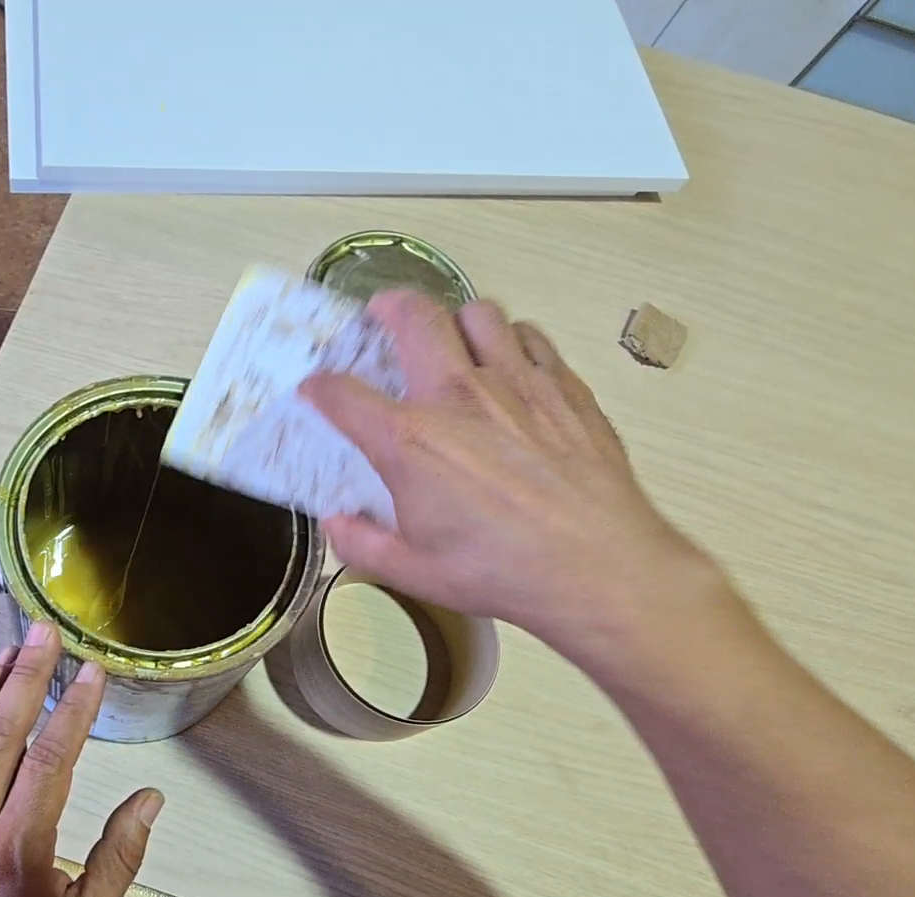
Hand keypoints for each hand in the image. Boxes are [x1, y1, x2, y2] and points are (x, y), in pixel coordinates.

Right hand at [302, 292, 724, 661]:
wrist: (598, 568)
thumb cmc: (498, 571)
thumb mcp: (411, 571)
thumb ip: (360, 543)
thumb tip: (337, 523)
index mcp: (409, 442)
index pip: (345, 395)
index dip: (321, 387)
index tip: (316, 389)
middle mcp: (458, 396)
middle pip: (415, 318)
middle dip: (388, 307)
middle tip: (381, 314)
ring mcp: (517, 383)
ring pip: (478, 314)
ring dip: (454, 320)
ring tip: (450, 340)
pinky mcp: (564, 387)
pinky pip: (530, 336)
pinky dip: (509, 340)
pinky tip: (507, 364)